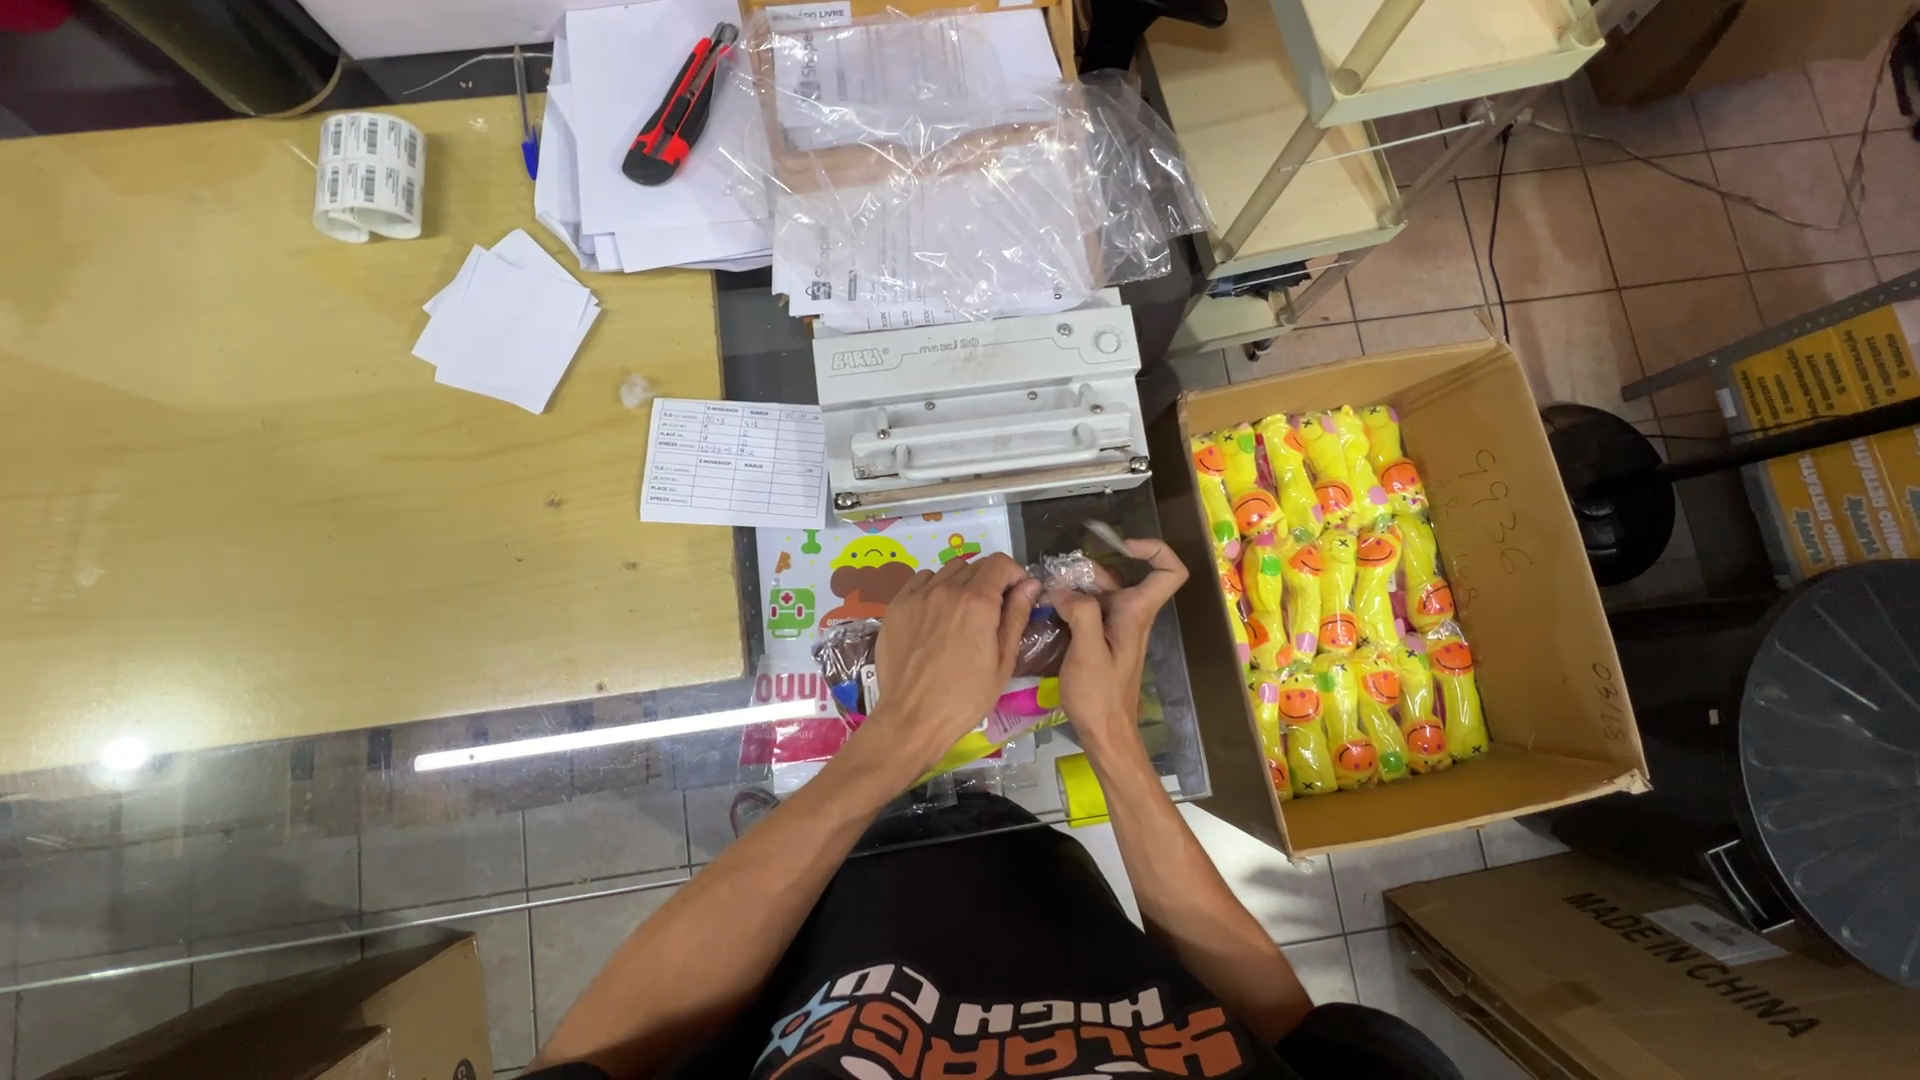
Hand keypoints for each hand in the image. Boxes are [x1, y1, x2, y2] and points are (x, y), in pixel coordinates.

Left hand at [854, 553, 1040, 779]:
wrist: (912, 718)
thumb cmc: (965, 697)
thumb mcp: (1003, 662)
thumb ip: (1017, 616)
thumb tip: (1029, 585)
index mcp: (977, 602)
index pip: (1001, 563)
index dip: (1014, 574)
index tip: (1017, 594)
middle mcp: (947, 590)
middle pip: (976, 565)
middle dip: (991, 581)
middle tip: (992, 611)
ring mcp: (918, 596)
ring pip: (949, 571)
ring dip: (963, 583)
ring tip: (962, 613)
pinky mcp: (897, 606)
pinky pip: (922, 581)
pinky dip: (935, 588)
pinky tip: (936, 614)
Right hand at [1045, 538, 1187, 759]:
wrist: (1104, 734)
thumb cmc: (1099, 696)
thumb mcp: (1087, 652)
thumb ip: (1080, 613)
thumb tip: (1065, 589)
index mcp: (1137, 615)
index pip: (1170, 572)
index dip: (1154, 550)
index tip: (1122, 547)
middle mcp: (1132, 616)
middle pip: (1126, 576)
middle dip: (1094, 569)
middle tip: (1061, 578)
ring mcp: (1118, 629)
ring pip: (1104, 592)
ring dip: (1079, 586)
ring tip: (1050, 592)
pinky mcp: (1103, 640)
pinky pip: (1092, 610)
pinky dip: (1073, 604)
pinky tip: (1051, 611)